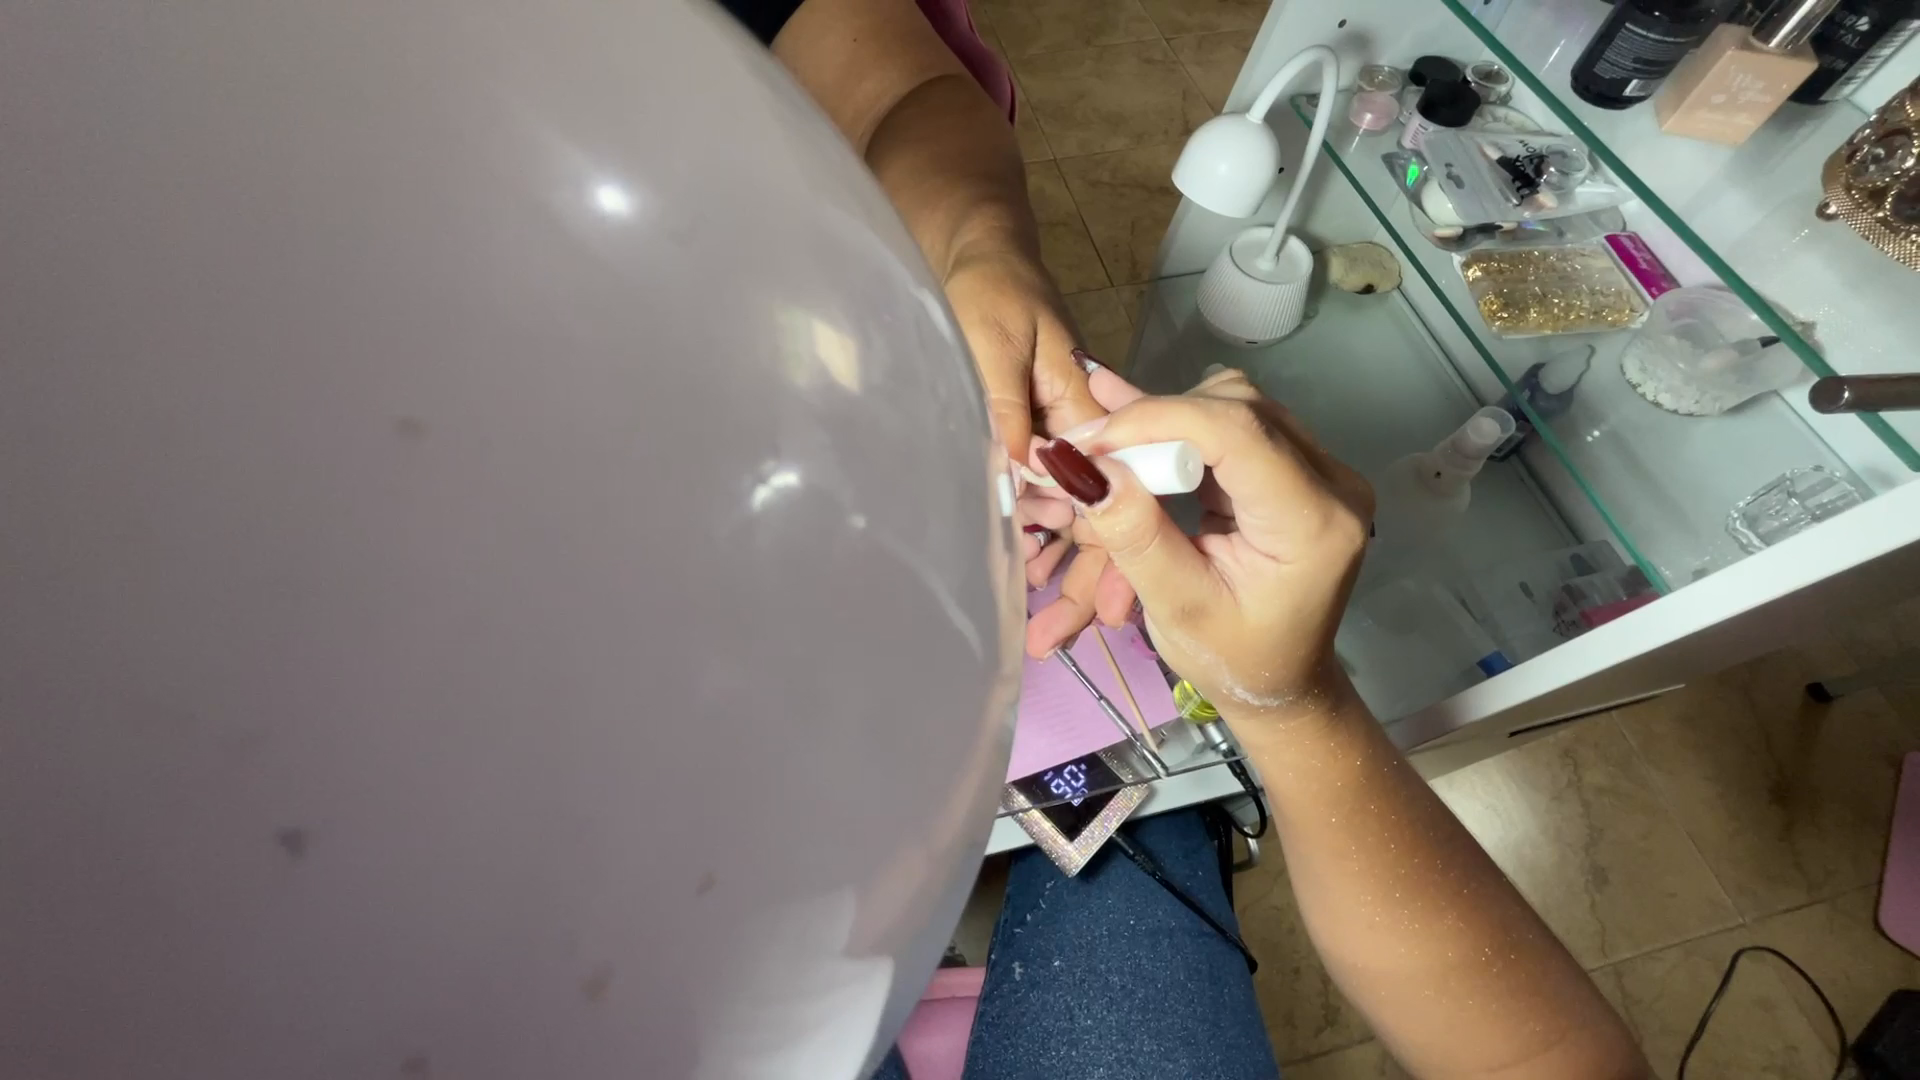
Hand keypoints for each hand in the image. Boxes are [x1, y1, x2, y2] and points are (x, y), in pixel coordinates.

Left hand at [941, 249, 1134, 645]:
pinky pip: (1049, 498)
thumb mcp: (994, 337)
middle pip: (1102, 515)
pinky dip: (1040, 538)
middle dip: (1087, 581)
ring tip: (1048, 631)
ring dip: (1065, 572)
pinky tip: (1030, 577)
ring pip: (1078, 516)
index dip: (1114, 552)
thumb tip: (1027, 470)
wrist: (978, 253)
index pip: (1111, 492)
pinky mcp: (1037, 437)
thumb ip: (1008, 402)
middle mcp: (1084, 434)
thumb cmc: (986, 286)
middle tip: (1061, 644)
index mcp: (1085, 411)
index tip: (1110, 611)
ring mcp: (1062, 439)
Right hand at [1034, 366, 1372, 716]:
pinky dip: (1175, 430)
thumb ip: (1135, 536)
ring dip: (1162, 424)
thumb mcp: (1176, 607)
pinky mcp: (1293, 466)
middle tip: (1085, 451)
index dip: (1155, 420)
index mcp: (1313, 523)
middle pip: (1235, 407)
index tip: (1086, 443)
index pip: (1237, 432)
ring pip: (1230, 405)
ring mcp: (1317, 469)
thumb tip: (1082, 466)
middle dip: (1152, 421)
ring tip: (1104, 448)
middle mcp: (1330, 482)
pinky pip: (1230, 425)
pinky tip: (1126, 430)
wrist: (1282, 679)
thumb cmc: (1233, 657)